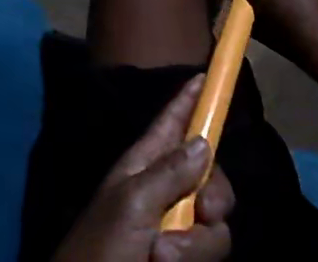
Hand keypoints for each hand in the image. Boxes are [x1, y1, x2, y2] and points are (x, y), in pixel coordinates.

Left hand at [52, 75, 234, 261]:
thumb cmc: (101, 246)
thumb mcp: (132, 204)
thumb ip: (170, 173)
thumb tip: (204, 141)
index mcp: (145, 163)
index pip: (173, 121)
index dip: (190, 99)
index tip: (206, 74)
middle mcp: (165, 191)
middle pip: (211, 176)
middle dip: (216, 193)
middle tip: (204, 210)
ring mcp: (175, 227)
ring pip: (215, 222)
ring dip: (196, 241)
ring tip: (162, 256)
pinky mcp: (185, 258)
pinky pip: (210, 251)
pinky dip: (193, 258)